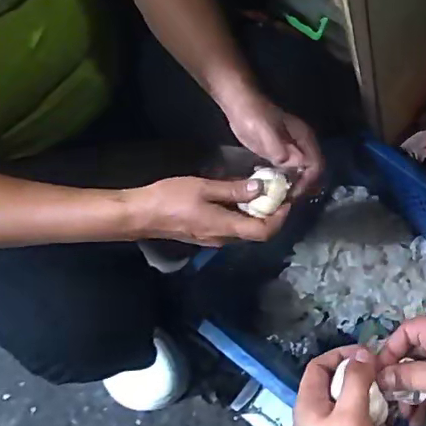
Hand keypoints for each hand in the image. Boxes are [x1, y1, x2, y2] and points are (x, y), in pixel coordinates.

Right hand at [124, 176, 286, 245]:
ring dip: (255, 213)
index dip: (280, 218)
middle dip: (271, 213)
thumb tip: (261, 189)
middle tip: (275, 192)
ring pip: (244, 229)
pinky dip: (241, 213)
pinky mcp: (205, 234)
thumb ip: (233, 189)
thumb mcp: (204, 188)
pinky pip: (231, 226)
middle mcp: (223, 238)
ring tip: (259, 190)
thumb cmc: (169, 199)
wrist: (138, 215)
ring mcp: (213, 238)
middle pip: (257, 232)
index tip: (286, 200)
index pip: (264, 232)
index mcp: (226, 227)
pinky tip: (237, 195)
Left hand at [222, 89, 324, 197]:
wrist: (240, 106)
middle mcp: (303, 146)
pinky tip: (274, 190)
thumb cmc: (254, 117)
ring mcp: (293, 150)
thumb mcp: (265, 131)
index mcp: (305, 139)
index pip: (316, 166)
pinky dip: (286, 182)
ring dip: (295, 187)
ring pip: (302, 173)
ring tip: (281, 198)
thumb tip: (289, 163)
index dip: (307, 182)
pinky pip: (290, 171)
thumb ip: (278, 147)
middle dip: (303, 188)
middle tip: (287, 200)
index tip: (292, 193)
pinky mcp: (281, 154)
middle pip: (312, 172)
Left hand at [292, 346, 383, 425]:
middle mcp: (314, 415)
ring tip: (388, 414)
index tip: (370, 356)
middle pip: (337, 384)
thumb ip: (357, 379)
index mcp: (309, 402)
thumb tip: (362, 353)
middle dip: (363, 381)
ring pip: (350, 407)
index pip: (320, 364)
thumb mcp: (351, 413)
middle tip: (385, 385)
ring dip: (371, 406)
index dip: (343, 354)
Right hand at [378, 314, 425, 423]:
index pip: (403, 331)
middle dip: (400, 376)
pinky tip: (422, 416)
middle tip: (389, 401)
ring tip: (406, 417)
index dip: (388, 353)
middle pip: (414, 349)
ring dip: (415, 389)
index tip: (377, 378)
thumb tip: (381, 376)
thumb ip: (404, 376)